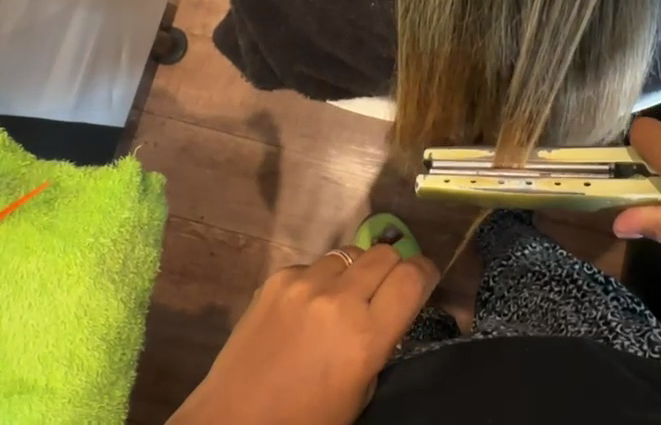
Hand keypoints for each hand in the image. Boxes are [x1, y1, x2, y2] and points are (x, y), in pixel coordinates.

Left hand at [169, 242, 439, 424]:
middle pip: (384, 253)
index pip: (412, 277)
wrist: (234, 421)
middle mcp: (337, 299)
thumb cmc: (305, 421)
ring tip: (345, 298)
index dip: (425, 272)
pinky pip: (315, 264)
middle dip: (393, 268)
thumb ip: (379, 344)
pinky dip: (321, 279)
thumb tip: (389, 310)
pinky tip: (309, 307)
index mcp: (365, 337)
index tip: (426, 279)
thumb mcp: (359, 392)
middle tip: (387, 290)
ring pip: (349, 252)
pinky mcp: (277, 277)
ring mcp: (304, 283)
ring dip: (356, 271)